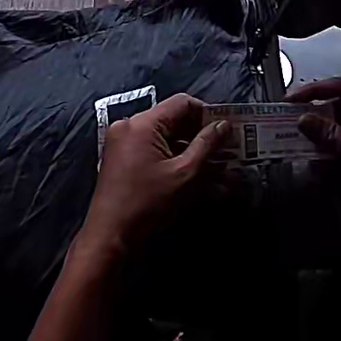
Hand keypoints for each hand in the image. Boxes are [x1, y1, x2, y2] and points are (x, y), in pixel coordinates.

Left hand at [79, 93, 227, 260]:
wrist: (110, 237)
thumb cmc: (147, 204)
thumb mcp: (184, 174)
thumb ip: (207, 145)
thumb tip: (224, 126)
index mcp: (143, 124)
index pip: (182, 104)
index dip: (209, 114)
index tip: (229, 131)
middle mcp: (131, 128)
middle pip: (176, 122)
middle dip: (204, 139)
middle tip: (230, 153)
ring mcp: (126, 146)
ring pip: (169, 142)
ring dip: (195, 156)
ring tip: (223, 174)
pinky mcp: (125, 163)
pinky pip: (157, 156)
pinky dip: (178, 166)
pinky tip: (204, 185)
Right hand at [289, 77, 340, 235]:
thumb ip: (335, 137)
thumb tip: (304, 119)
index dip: (315, 90)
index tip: (290, 99)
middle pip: (339, 108)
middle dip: (314, 114)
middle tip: (288, 122)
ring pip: (339, 130)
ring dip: (319, 137)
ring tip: (297, 143)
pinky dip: (328, 154)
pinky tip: (316, 163)